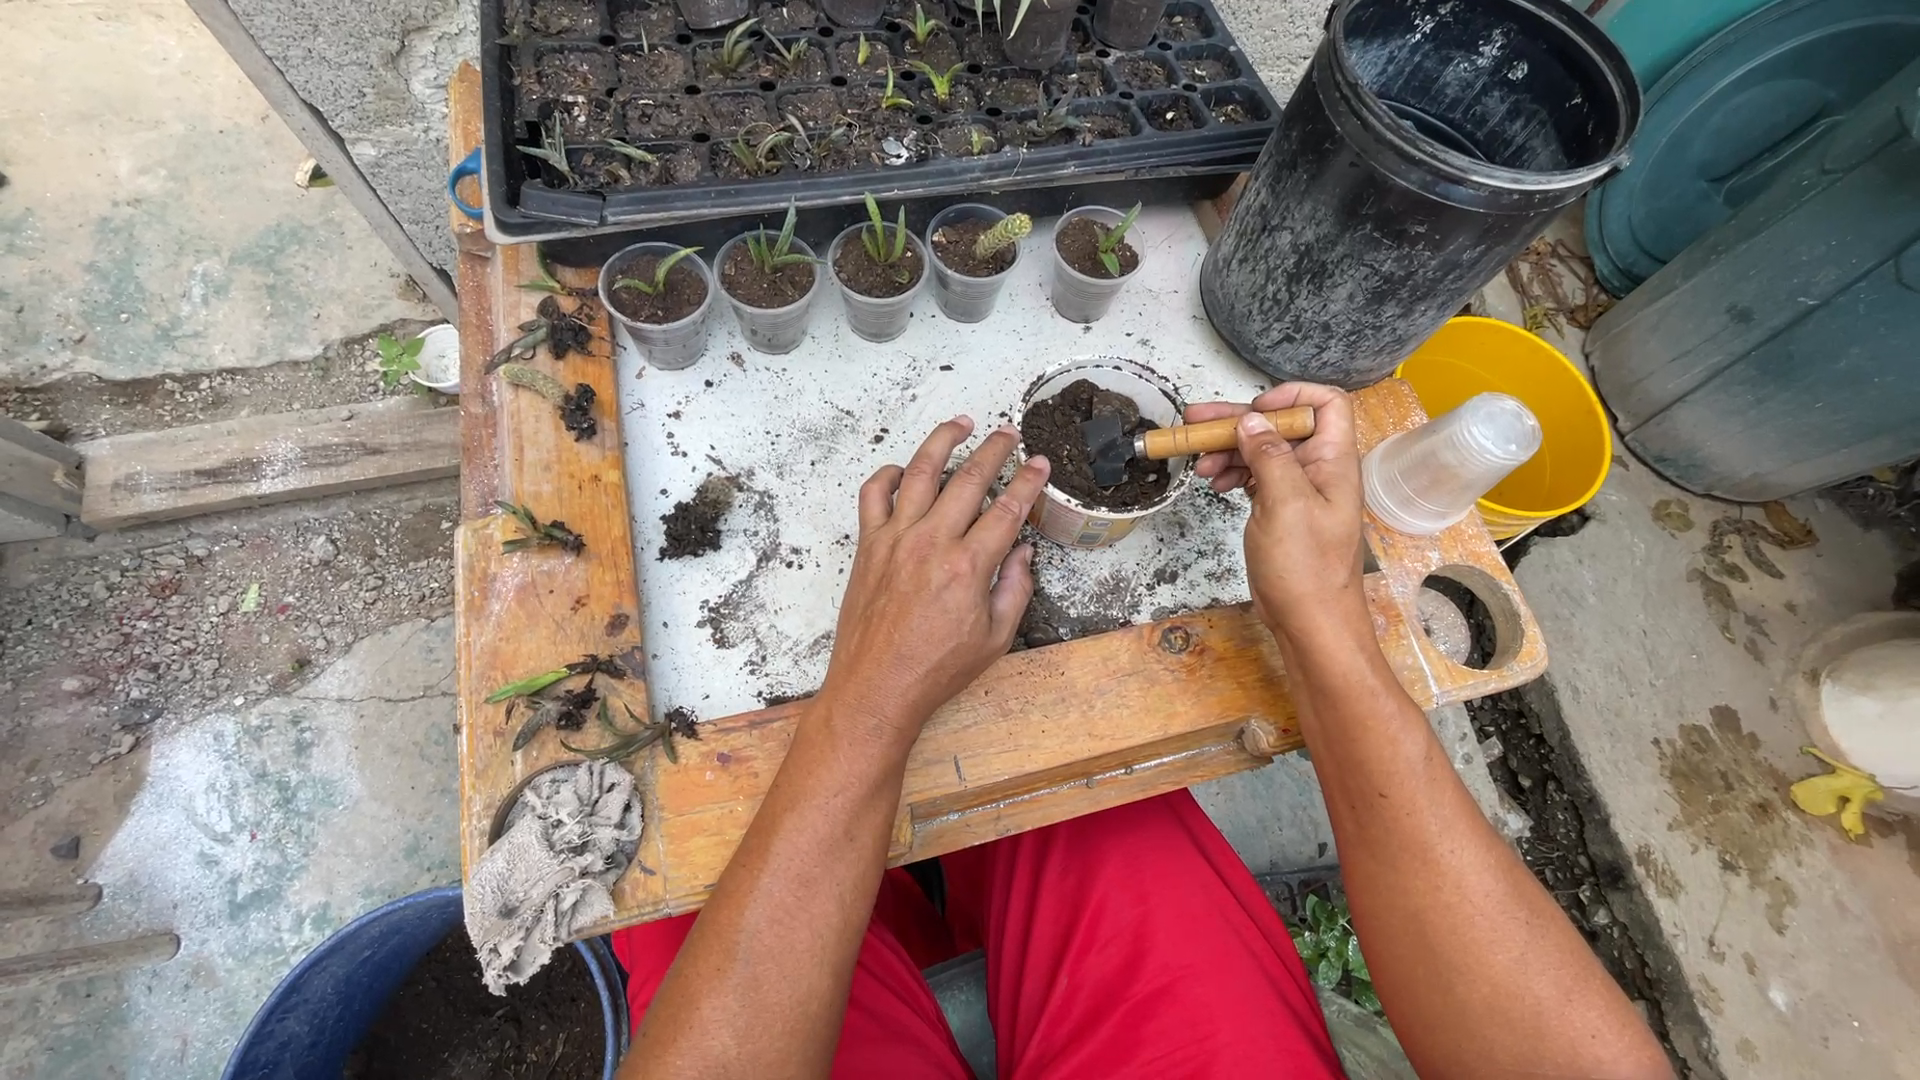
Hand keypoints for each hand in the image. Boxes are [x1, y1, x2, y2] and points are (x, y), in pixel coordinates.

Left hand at [815, 417, 1051, 751]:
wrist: (876, 687)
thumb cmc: (936, 669)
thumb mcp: (995, 639)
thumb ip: (1015, 588)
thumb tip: (1021, 550)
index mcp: (968, 566)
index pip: (1007, 508)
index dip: (1029, 482)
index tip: (1040, 463)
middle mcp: (931, 542)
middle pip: (968, 479)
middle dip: (994, 450)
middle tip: (1008, 434)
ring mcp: (895, 539)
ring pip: (919, 472)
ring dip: (942, 441)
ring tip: (960, 423)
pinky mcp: (869, 545)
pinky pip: (873, 494)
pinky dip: (888, 474)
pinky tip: (904, 469)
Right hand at [1184, 384, 1366, 645]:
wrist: (1309, 621)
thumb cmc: (1304, 566)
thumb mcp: (1285, 504)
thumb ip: (1269, 456)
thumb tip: (1250, 420)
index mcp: (1333, 461)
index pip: (1325, 404)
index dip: (1290, 396)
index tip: (1252, 409)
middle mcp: (1318, 470)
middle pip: (1280, 427)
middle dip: (1239, 422)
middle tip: (1194, 423)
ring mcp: (1297, 491)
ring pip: (1261, 452)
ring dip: (1228, 451)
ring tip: (1198, 464)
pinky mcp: (1278, 510)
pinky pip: (1255, 476)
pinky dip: (1232, 474)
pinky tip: (1214, 483)